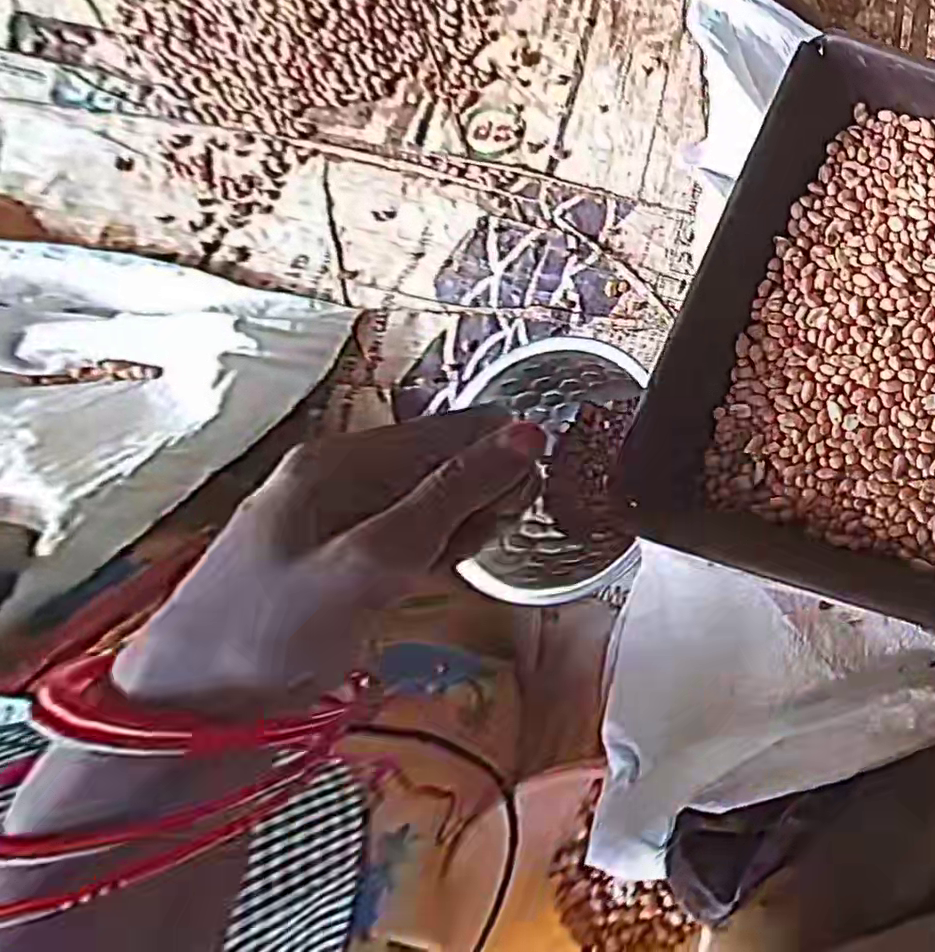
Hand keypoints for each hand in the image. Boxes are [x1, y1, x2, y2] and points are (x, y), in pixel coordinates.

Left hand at [113, 408, 543, 714]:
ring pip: (454, 491)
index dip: (504, 460)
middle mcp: (353, 467)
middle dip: (487, 497)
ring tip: (442, 563)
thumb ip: (461, 488)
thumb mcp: (382, 554)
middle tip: (467, 543)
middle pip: (463, 456)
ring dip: (470, 524)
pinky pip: (432, 519)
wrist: (198, 711)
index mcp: (349, 454)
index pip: (467, 426)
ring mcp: (355, 502)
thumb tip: (534, 433)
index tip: (507, 509)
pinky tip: (433, 569)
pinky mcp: (361, 535)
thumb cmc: (282, 624)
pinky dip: (447, 542)